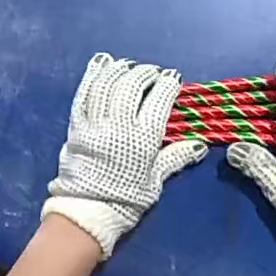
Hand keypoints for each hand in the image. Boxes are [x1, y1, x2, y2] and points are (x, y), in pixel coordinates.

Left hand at [41, 54, 206, 259]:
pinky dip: (92, 76)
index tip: (172, 78)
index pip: (158, 101)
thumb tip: (200, 144)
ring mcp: (94, 124)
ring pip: (106, 86)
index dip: (167, 85)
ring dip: (118, 70)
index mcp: (142, 139)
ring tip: (127, 65)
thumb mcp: (155, 181)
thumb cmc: (125, 199)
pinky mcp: (76, 126)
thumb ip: (175, 158)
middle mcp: (118, 126)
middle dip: (143, 73)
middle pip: (131, 87)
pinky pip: (83, 95)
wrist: (87, 210)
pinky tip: (100, 64)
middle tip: (150, 71)